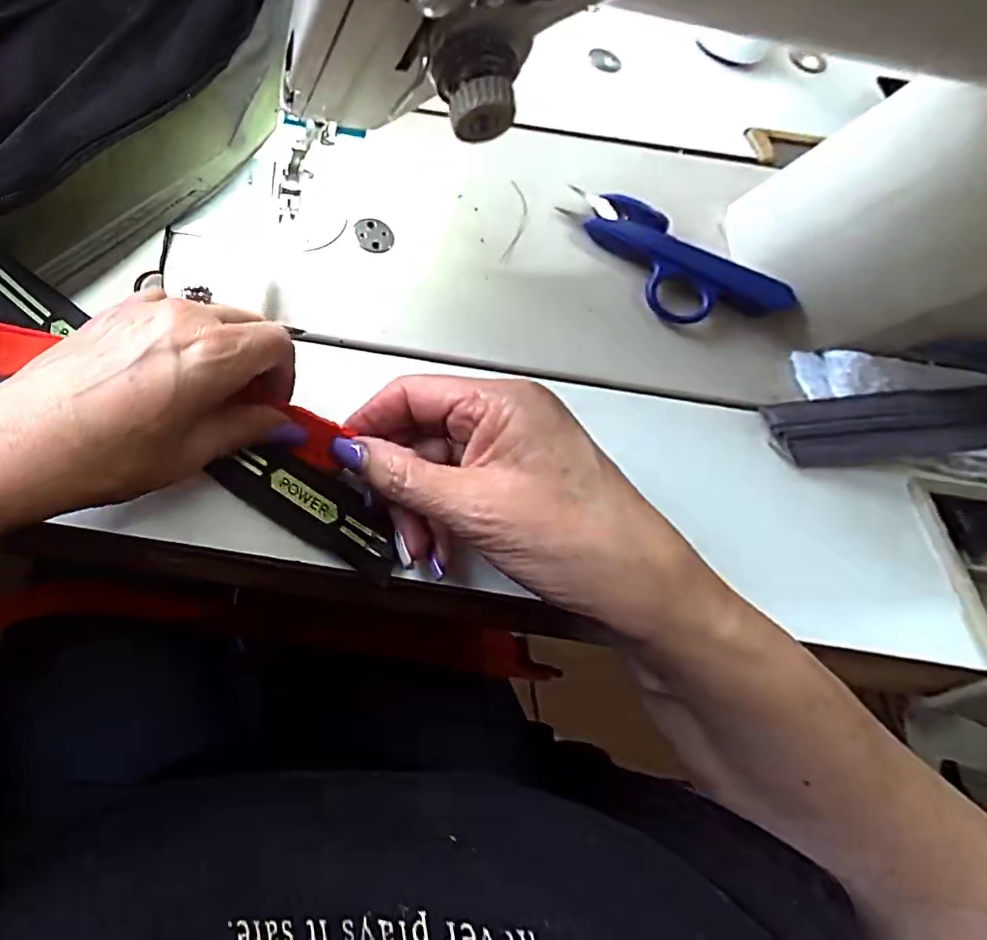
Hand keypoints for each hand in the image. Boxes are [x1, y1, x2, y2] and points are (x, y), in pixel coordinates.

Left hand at [0, 289, 295, 579]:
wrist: (22, 442)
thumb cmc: (92, 453)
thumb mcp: (187, 453)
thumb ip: (245, 429)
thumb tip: (275, 423)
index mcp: (209, 352)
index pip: (279, 343)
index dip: (285, 376)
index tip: (271, 402)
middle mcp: (182, 317)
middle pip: (250, 323)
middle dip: (259, 361)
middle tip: (245, 402)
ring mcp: (147, 308)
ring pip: (213, 315)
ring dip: (224, 347)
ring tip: (203, 392)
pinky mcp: (119, 310)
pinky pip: (175, 311)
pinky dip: (188, 336)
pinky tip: (167, 374)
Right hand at [338, 375, 742, 645]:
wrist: (644, 594)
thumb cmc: (585, 540)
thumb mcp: (473, 506)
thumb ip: (403, 475)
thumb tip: (354, 451)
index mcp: (501, 402)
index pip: (411, 393)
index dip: (370, 422)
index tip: (342, 454)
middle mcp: (505, 417)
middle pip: (420, 433)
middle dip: (397, 480)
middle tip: (386, 516)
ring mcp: (510, 449)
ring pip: (435, 466)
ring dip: (417, 506)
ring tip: (421, 544)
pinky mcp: (513, 479)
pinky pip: (457, 487)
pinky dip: (441, 516)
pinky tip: (442, 546)